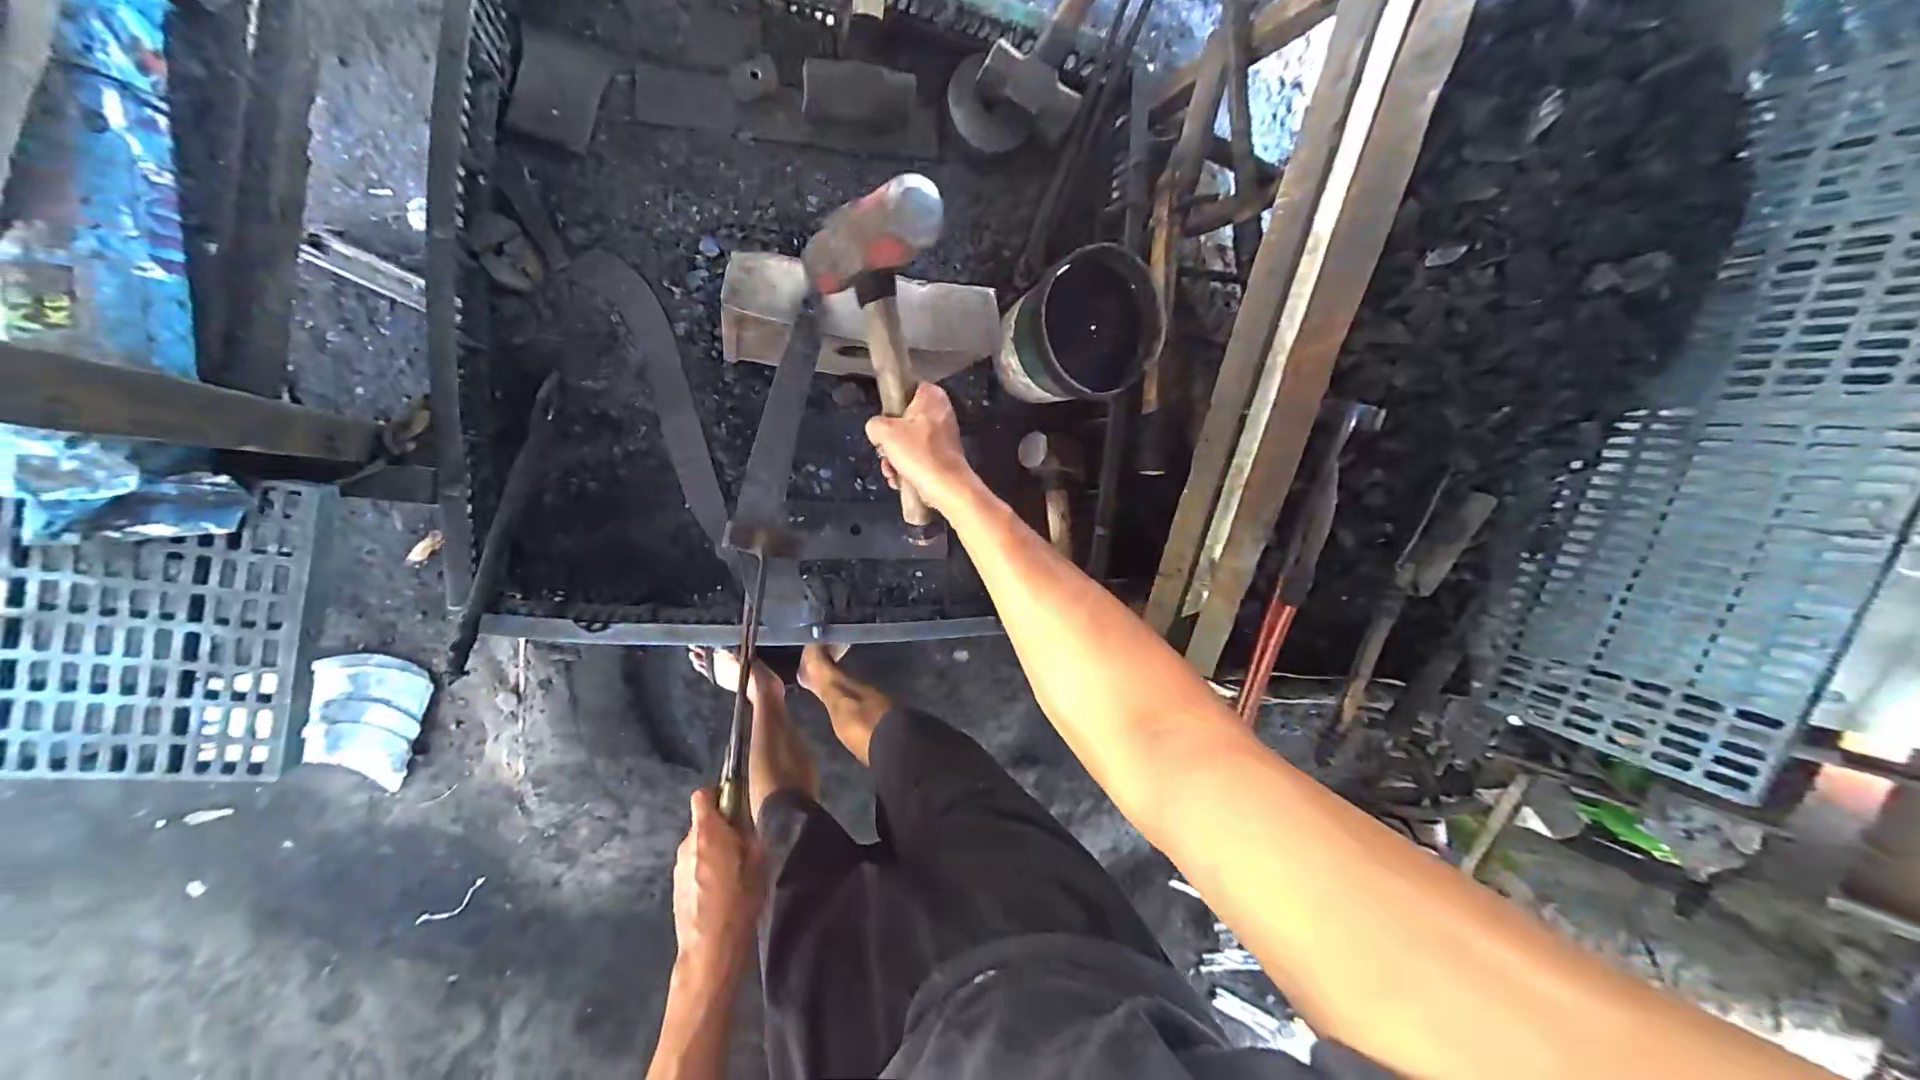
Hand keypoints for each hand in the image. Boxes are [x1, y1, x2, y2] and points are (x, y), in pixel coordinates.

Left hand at [671, 789, 762, 969]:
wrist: (710, 949)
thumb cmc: (739, 900)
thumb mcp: (758, 861)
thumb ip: (747, 834)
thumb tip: (742, 822)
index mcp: (707, 832)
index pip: (703, 796)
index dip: (719, 797)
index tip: (734, 809)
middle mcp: (687, 844)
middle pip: (702, 822)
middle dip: (720, 828)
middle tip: (742, 845)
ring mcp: (678, 867)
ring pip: (697, 846)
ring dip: (712, 850)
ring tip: (732, 872)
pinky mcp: (675, 887)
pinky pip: (693, 865)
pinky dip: (704, 869)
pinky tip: (719, 891)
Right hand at [864, 383, 981, 515]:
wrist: (946, 487)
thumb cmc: (918, 453)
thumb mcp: (885, 432)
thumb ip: (875, 424)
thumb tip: (878, 431)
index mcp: (932, 396)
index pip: (906, 389)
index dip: (891, 406)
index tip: (884, 423)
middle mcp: (941, 412)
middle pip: (904, 420)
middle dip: (890, 440)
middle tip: (885, 450)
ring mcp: (944, 436)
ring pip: (909, 441)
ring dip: (894, 457)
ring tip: (891, 470)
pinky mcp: (943, 456)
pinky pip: (918, 457)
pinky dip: (907, 467)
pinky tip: (898, 479)